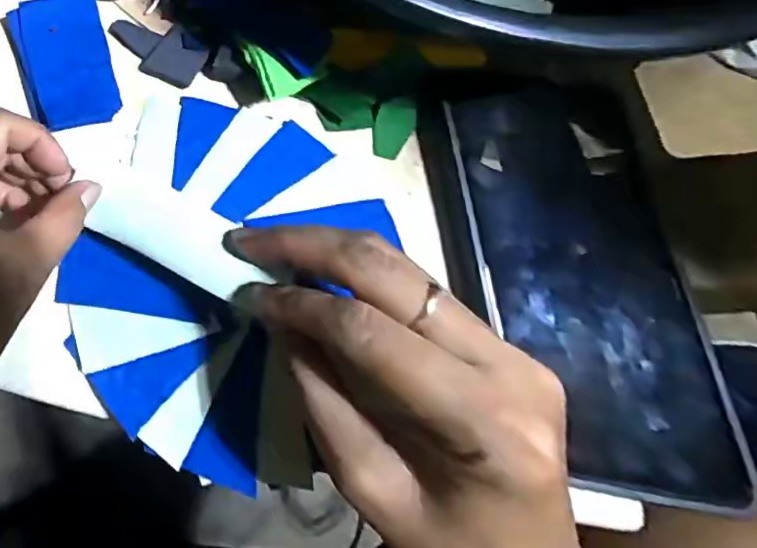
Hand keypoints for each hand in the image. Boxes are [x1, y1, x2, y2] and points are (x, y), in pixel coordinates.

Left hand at [0, 109, 98, 399]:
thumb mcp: (26, 263)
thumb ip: (64, 215)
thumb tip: (90, 185)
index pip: (0, 126)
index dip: (43, 145)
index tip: (68, 181)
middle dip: (35, 163)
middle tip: (66, 196)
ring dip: (22, 179)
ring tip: (53, 211)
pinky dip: (4, 196)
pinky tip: (29, 221)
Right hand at [230, 226, 576, 547]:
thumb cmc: (447, 547)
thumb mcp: (373, 493)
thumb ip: (322, 402)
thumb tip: (280, 320)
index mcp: (481, 419)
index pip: (369, 331)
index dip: (301, 303)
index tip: (249, 292)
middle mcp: (505, 362)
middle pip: (388, 271)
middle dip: (308, 244)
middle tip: (249, 239)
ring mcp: (507, 342)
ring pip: (401, 262)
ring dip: (330, 243)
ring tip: (273, 240)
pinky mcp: (497, 334)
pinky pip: (413, 281)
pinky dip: (356, 263)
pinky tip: (317, 259)